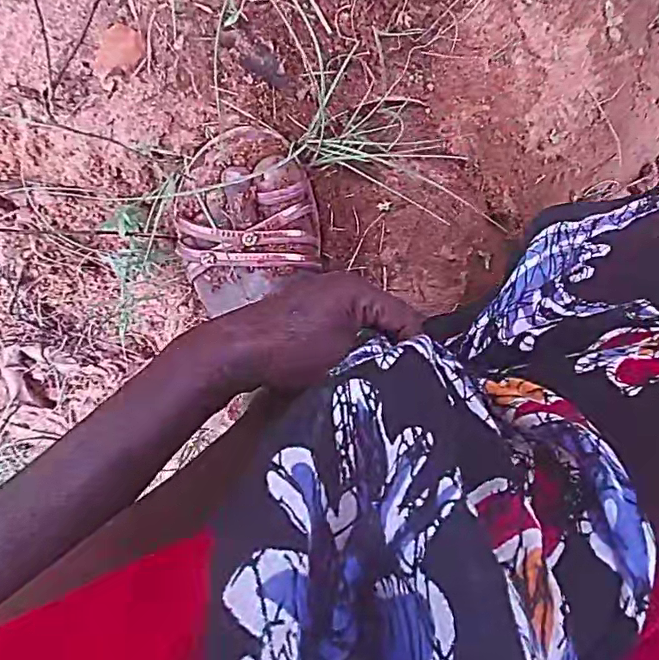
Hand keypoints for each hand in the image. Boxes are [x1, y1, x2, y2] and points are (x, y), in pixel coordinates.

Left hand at [183, 271, 423, 394]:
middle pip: (384, 316)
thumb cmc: (289, 350)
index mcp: (357, 288)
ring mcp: (319, 294)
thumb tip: (397, 364)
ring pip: (362, 321)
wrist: (236, 351)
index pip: (405, 316)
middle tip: (401, 375)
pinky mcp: (303, 308)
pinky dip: (348, 341)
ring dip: (370, 345)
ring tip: (375, 373)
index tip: (423, 374)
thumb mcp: (346, 358)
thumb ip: (380, 355)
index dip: (416, 347)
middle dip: (393, 345)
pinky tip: (345, 363)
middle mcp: (340, 283)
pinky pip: (340, 323)